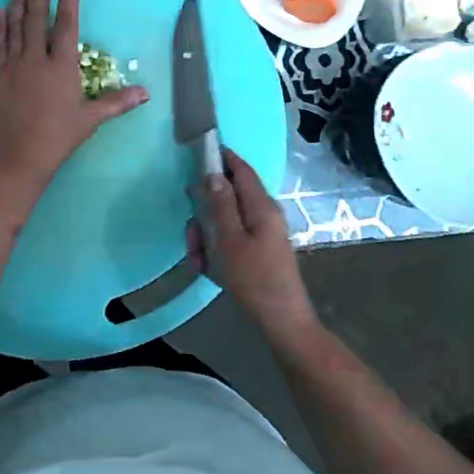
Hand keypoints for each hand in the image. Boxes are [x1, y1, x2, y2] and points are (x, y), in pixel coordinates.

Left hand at [0, 0, 147, 180]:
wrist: (21, 154)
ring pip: (16, 28)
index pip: (67, 24)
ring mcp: (14, 66)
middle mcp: (37, 60)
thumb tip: (145, 93)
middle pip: (38, 20)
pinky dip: (0, 27)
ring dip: (17, 5)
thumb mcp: (91, 119)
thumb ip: (117, 102)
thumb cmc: (59, 137)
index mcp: (62, 67)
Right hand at [187, 148, 316, 339]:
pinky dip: (216, 249)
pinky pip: (231, 238)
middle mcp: (264, 214)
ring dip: (206, 235)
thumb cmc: (254, 278)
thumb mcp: (229, 240)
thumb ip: (221, 205)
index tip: (198, 152)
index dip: (222, 157)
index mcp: (261, 206)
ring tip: (198, 259)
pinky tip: (206, 268)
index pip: (241, 169)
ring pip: (225, 220)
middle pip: (228, 197)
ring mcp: (263, 233)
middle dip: (204, 212)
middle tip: (192, 235)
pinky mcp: (259, 250)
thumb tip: (213, 173)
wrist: (281, 320)